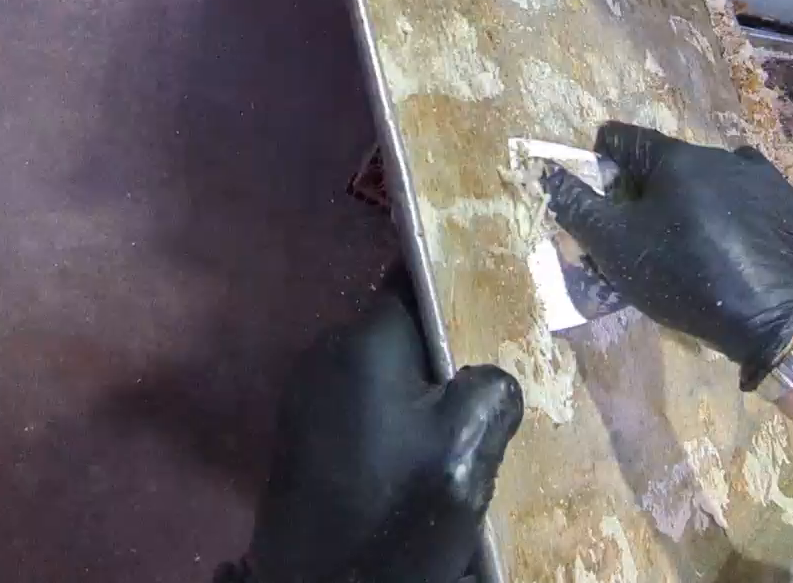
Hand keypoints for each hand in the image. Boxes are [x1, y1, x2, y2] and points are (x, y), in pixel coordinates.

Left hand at [234, 290, 522, 582]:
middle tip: (482, 375)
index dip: (451, 286)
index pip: (413, 281)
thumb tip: (486, 377)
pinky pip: (360, 396)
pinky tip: (414, 450)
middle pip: (400, 326)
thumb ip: (489, 391)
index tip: (487, 297)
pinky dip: (390, 411)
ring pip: (381, 365)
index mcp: (365, 339)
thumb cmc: (393, 511)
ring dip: (416, 385)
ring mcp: (308, 390)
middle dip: (440, 346)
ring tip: (454, 421)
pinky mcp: (303, 428)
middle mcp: (328, 350)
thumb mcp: (466, 451)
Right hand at [540, 122, 792, 385]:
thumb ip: (576, 205)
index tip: (603, 199)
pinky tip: (728, 238)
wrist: (772, 318)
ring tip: (688, 238)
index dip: (602, 165)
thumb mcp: (615, 245)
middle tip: (642, 229)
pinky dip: (729, 205)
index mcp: (671, 157)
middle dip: (645, 185)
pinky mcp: (786, 200)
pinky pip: (744, 191)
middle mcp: (715, 153)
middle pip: (662, 159)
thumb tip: (545, 172)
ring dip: (688, 194)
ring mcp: (758, 174)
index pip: (620, 138)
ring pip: (704, 174)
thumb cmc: (683, 277)